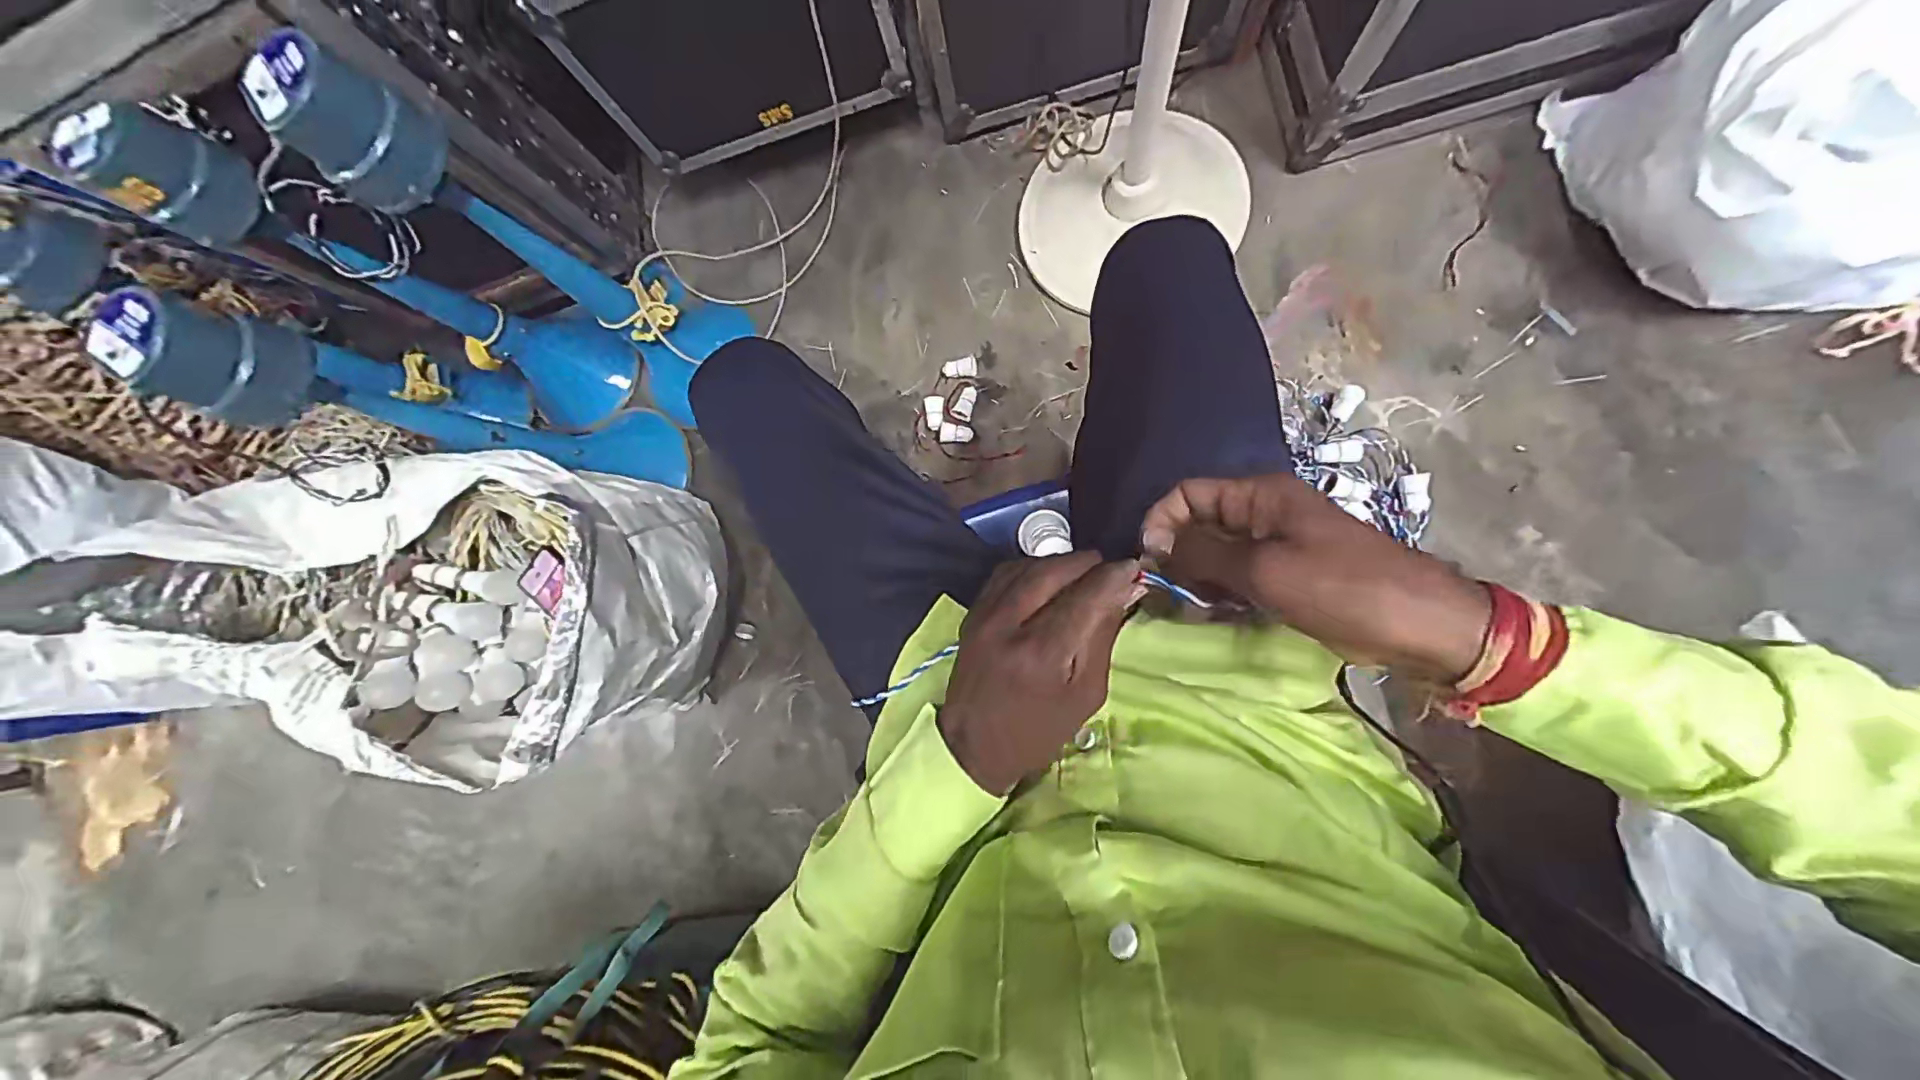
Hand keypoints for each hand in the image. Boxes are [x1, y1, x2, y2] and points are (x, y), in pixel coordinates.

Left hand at [940, 552, 1145, 793]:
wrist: (972, 744)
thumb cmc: (1038, 730)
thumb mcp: (1086, 694)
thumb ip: (1103, 637)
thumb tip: (1124, 591)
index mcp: (1042, 653)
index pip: (1085, 596)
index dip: (1113, 576)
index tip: (1133, 569)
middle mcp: (1009, 625)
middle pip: (1053, 571)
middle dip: (1087, 563)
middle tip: (1109, 570)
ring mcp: (985, 615)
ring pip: (1027, 566)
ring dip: (1060, 562)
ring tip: (1083, 573)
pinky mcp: (972, 613)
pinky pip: (1005, 574)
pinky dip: (1032, 568)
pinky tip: (1048, 579)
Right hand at [1140, 473, 1489, 681]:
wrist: (1419, 625)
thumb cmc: (1342, 587)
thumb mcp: (1265, 569)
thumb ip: (1203, 554)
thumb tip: (1154, 544)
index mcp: (1259, 496)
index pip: (1188, 493)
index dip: (1161, 521)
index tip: (1149, 560)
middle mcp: (1261, 515)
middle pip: (1198, 524)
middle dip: (1176, 555)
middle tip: (1169, 593)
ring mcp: (1272, 547)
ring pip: (1214, 555)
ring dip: (1196, 579)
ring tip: (1192, 607)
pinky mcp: (1282, 577)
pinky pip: (1236, 578)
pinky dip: (1219, 593)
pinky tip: (1214, 614)